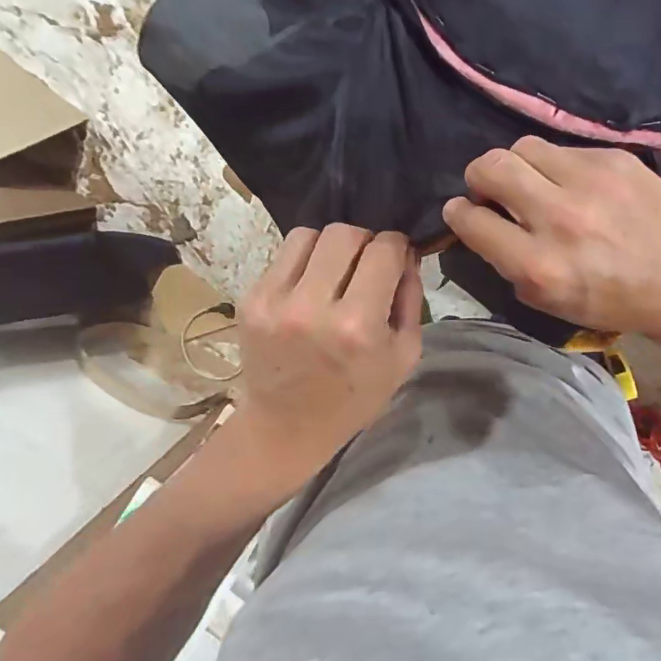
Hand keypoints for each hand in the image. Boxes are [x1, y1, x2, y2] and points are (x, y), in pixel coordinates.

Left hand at [228, 224, 424, 489]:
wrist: (286, 427)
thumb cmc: (354, 397)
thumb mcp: (403, 357)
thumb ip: (410, 298)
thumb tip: (406, 252)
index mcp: (357, 326)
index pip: (383, 250)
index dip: (396, 246)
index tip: (396, 257)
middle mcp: (312, 308)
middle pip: (343, 233)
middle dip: (364, 241)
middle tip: (366, 264)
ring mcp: (273, 302)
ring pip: (308, 234)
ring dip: (329, 247)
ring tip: (334, 272)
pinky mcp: (250, 300)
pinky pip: (283, 256)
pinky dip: (303, 264)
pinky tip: (309, 289)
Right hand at [442, 138, 660, 338]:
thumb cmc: (611, 301)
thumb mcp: (547, 301)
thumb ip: (507, 263)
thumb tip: (481, 225)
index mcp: (539, 264)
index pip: (471, 220)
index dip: (458, 213)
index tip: (462, 211)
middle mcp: (559, 218)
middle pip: (490, 167)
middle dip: (478, 177)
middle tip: (491, 190)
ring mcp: (590, 182)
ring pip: (523, 147)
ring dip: (517, 165)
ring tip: (532, 183)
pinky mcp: (615, 160)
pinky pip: (563, 149)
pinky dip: (557, 166)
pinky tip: (575, 185)